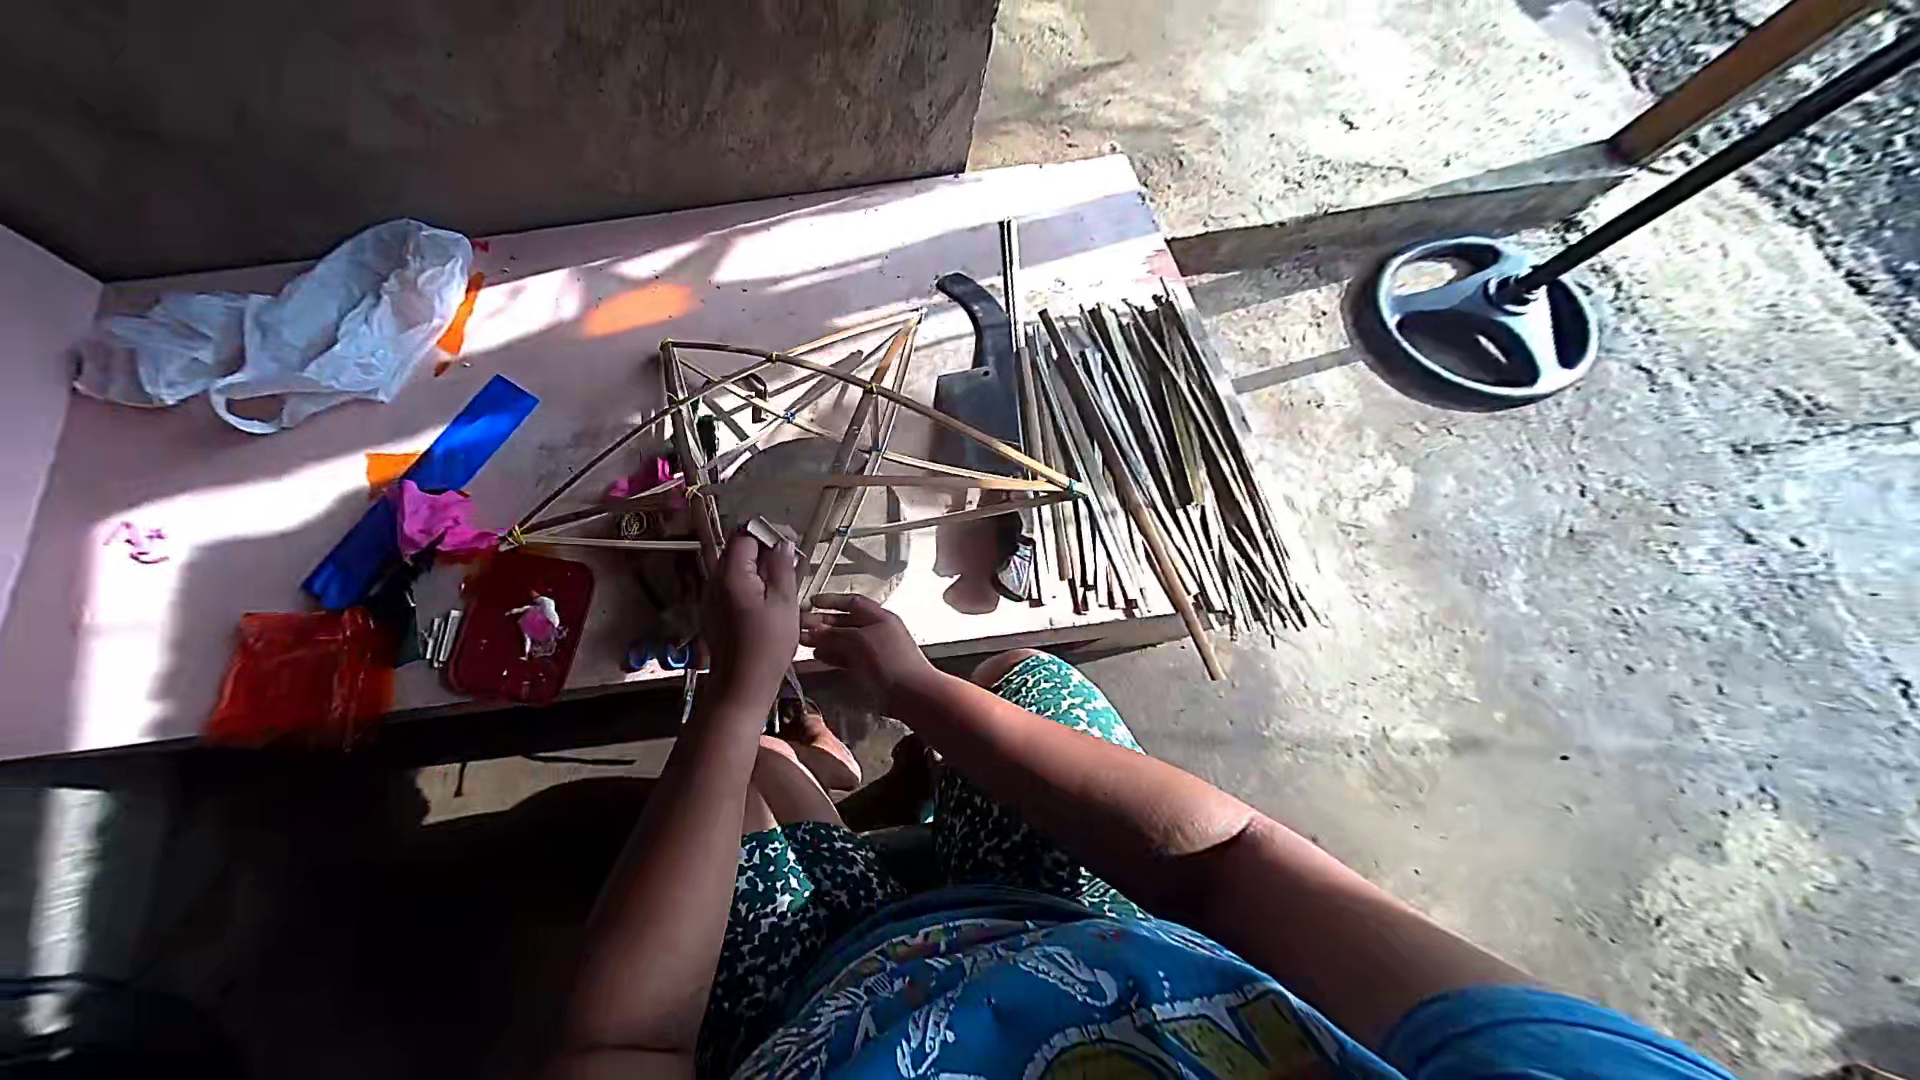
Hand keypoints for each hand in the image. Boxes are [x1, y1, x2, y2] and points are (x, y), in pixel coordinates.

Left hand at [702, 531, 798, 704]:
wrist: (741, 687)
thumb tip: (783, 543)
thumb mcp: (784, 603)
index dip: (770, 532)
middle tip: (792, 561)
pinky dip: (753, 581)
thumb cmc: (766, 647)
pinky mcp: (715, 610)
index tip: (792, 543)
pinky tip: (771, 597)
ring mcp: (712, 596)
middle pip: (738, 548)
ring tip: (786, 579)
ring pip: (737, 566)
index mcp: (731, 574)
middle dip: (766, 548)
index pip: (745, 534)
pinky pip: (734, 583)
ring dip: (761, 566)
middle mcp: (715, 580)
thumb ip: (782, 568)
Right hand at [801, 593, 939, 709]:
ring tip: (802, 640)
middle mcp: (876, 630)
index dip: (831, 600)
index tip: (811, 602)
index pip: (852, 602)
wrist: (912, 694)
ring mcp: (874, 650)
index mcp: (879, 617)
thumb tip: (814, 629)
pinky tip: (818, 655)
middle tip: (800, 625)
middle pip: (845, 621)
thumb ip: (835, 634)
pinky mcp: (870, 668)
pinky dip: (833, 655)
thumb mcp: (859, 641)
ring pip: (844, 640)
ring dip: (824, 640)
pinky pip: (847, 657)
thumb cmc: (889, 661)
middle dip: (823, 622)